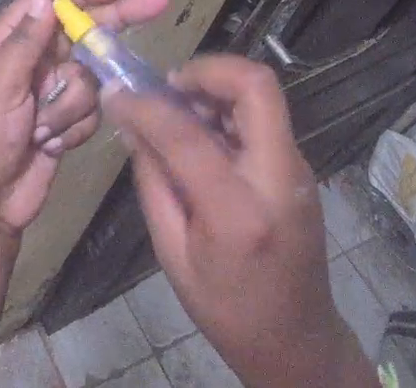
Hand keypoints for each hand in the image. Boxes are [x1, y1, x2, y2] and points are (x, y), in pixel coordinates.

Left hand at [0, 0, 169, 234]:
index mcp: (3, 47)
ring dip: (71, 106)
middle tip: (155, 4)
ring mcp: (48, 93)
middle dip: (112, 23)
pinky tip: (50, 145)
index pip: (47, 5)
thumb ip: (23, 43)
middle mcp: (29, 63)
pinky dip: (74, 127)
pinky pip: (90, 110)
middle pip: (78, 33)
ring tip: (41, 131)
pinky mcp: (64, 122)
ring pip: (88, 78)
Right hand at [111, 56, 376, 387]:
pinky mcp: (298, 169)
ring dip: (216, 88)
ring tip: (178, 110)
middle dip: (206, 70)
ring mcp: (297, 170)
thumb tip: (132, 124)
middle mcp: (278, 178)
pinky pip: (263, 118)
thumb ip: (153, 182)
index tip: (117, 93)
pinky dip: (227, 109)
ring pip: (261, 95)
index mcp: (239, 212)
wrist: (298, 344)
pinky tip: (200, 135)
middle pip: (255, 85)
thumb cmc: (227, 310)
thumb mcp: (173, 254)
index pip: (186, 134)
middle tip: (168, 87)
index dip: (144, 106)